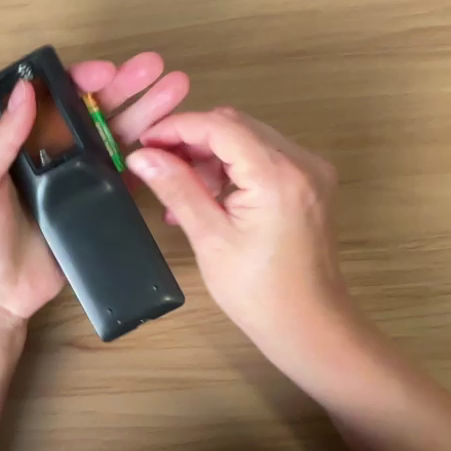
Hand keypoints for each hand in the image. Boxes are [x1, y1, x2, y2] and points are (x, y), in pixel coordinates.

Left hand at [0, 53, 192, 327]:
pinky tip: (170, 141)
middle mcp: (50, 157)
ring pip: (113, 140)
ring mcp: (75, 183)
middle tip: (157, 67)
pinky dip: (147, 160)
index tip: (108, 71)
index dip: (81, 81)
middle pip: (92, 114)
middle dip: (125, 88)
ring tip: (177, 90)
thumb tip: (23, 90)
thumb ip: (1, 140)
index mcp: (19, 145)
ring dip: (145, 114)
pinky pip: (123, 179)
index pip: (54, 102)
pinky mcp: (92, 210)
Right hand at [124, 108, 365, 379]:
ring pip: (247, 139)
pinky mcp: (308, 183)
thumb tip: (141, 157)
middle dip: (190, 139)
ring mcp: (309, 171)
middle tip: (153, 164)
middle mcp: (301, 161)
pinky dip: (229, 168)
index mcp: (277, 174)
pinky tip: (205, 196)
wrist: (308, 324)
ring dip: (208, 155)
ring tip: (177, 190)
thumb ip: (176, 188)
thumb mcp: (209, 237)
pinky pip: (261, 158)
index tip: (142, 142)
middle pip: (235, 126)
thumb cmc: (258, 290)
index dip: (176, 127)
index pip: (220, 126)